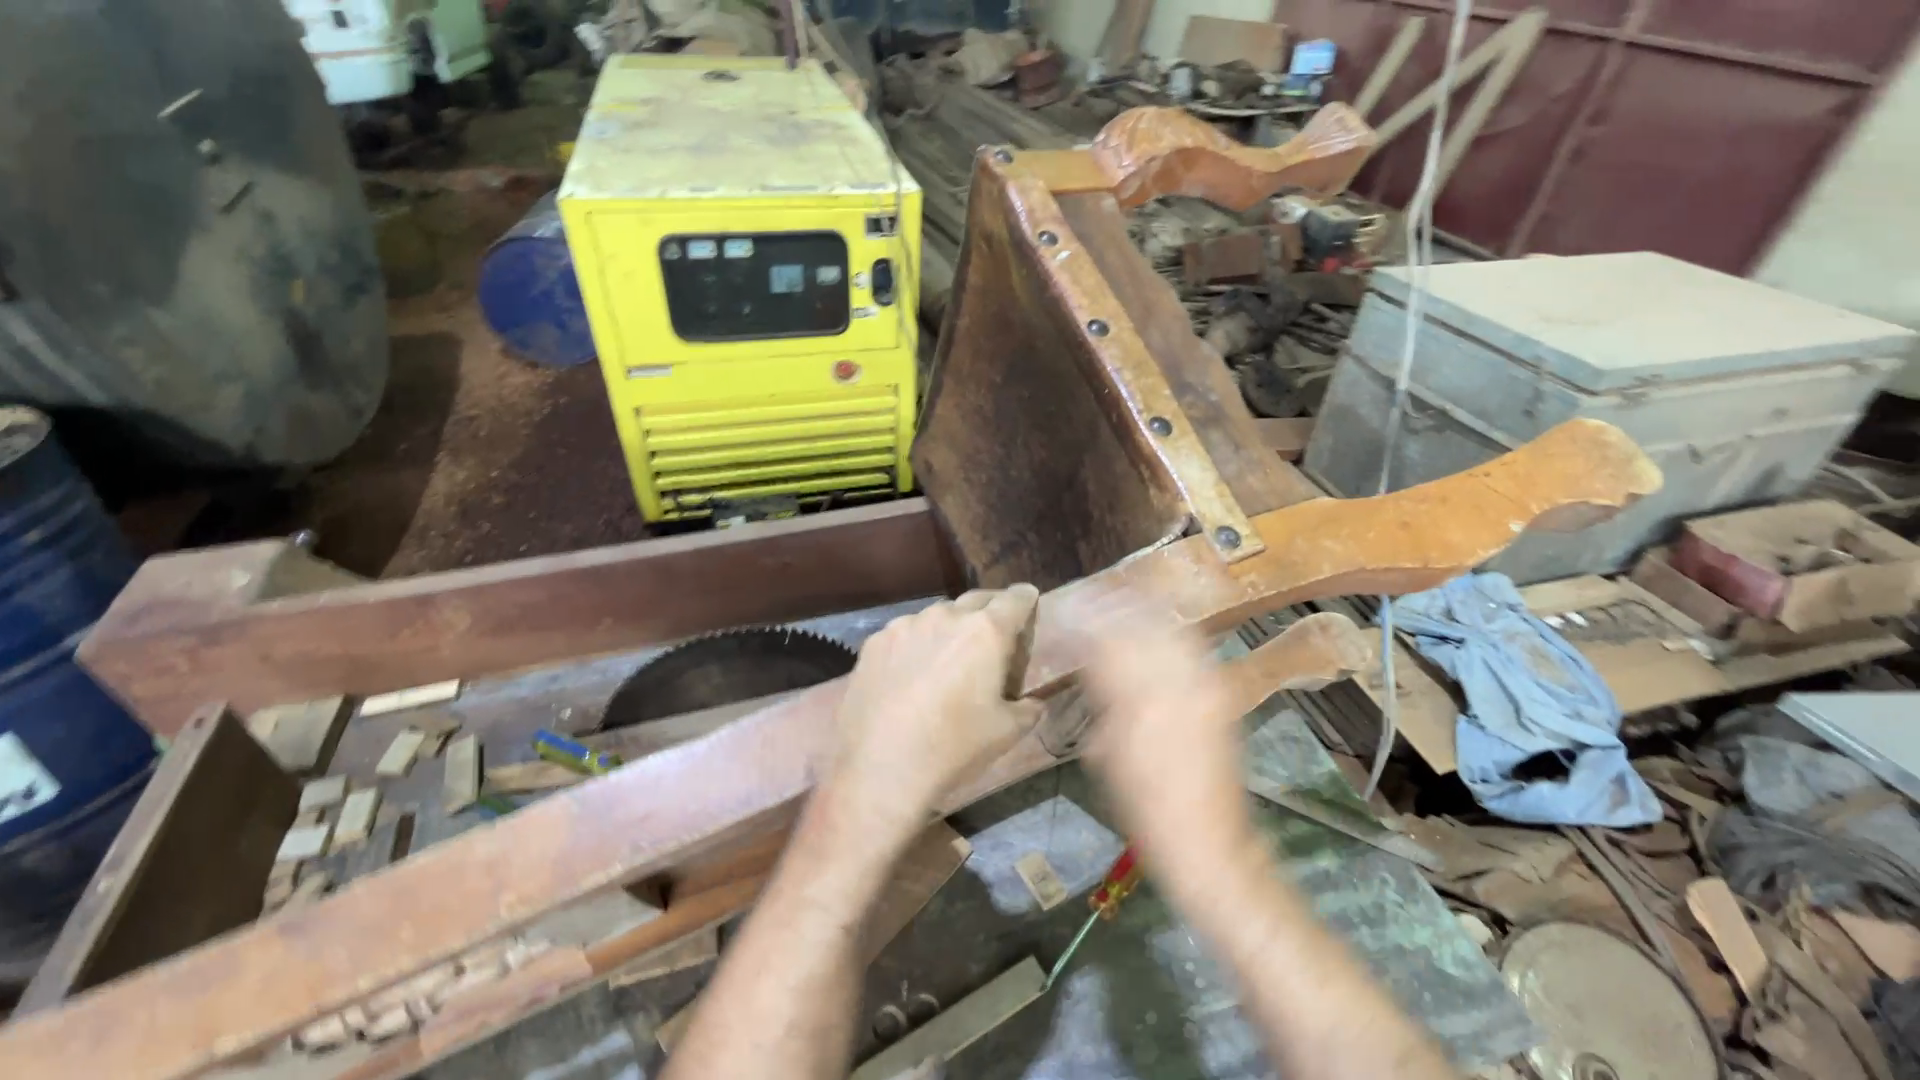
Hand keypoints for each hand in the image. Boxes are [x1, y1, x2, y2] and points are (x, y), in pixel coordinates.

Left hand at [825, 586, 1044, 843]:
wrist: (881, 768)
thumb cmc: (953, 747)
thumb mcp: (1007, 732)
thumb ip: (1028, 708)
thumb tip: (1032, 703)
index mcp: (985, 632)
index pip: (1015, 599)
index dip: (1026, 600)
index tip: (1028, 602)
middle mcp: (945, 616)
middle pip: (976, 601)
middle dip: (989, 612)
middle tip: (992, 637)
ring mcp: (904, 626)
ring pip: (936, 617)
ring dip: (949, 630)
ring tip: (947, 660)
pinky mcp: (874, 644)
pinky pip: (904, 635)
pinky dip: (915, 646)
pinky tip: (909, 675)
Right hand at [1068, 589, 1261, 887]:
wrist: (1209, 842)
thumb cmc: (1144, 811)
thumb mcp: (1105, 757)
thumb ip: (1101, 704)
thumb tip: (1092, 669)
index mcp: (1140, 704)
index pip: (1107, 643)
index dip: (1084, 622)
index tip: (1066, 610)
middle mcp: (1178, 685)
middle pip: (1143, 625)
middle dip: (1114, 606)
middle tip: (1091, 596)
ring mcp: (1206, 686)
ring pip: (1172, 629)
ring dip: (1145, 610)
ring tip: (1122, 599)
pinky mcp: (1221, 694)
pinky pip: (1194, 647)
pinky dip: (1171, 629)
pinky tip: (1157, 626)